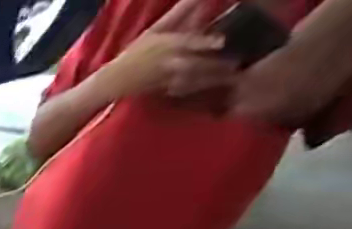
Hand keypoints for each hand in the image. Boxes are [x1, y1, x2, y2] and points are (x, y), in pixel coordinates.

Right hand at [105, 0, 241, 99]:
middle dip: (214, 66)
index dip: (204, 42)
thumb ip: (179, 12)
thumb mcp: (156, 29)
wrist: (114, 80)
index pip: (188, 42)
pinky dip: (197, 90)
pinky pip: (183, 91)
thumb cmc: (136, 51)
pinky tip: (209, 89)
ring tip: (229, 78)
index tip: (222, 42)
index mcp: (165, 44)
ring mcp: (165, 79)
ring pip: (191, 80)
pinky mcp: (164, 91)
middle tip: (236, 65)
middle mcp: (167, 63)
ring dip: (210, 80)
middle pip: (194, 64)